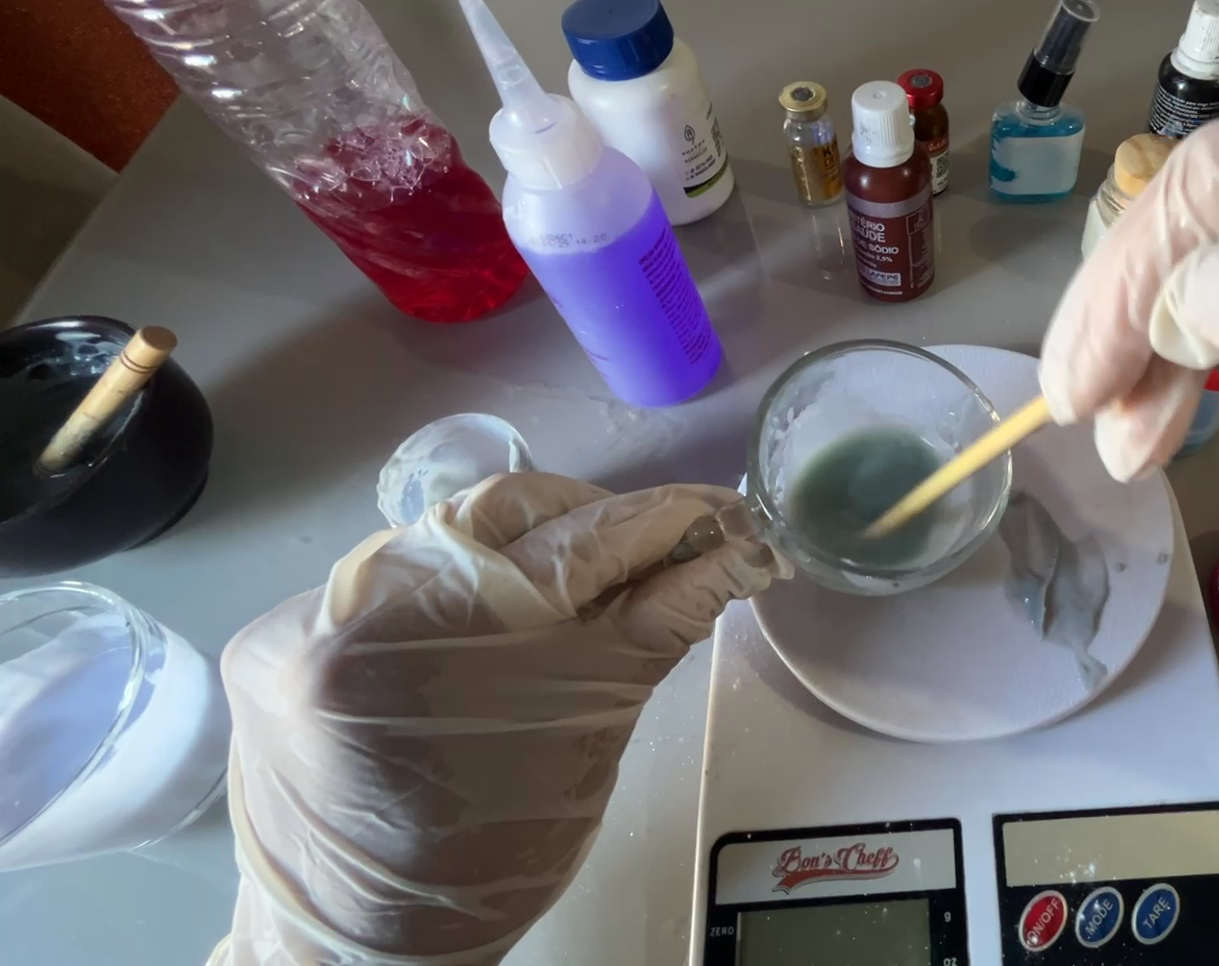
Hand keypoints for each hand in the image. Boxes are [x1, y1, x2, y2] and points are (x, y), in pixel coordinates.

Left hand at [210, 473, 784, 965]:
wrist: (359, 940)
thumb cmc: (503, 851)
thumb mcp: (598, 732)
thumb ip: (660, 624)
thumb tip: (732, 558)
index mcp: (459, 658)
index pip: (590, 548)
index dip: (672, 521)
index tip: (728, 516)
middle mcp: (367, 617)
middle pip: (516, 503)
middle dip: (609, 514)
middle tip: (664, 540)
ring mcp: (308, 619)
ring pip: (460, 520)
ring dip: (546, 531)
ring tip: (592, 569)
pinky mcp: (278, 629)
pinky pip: (411, 558)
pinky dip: (482, 566)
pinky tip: (509, 604)